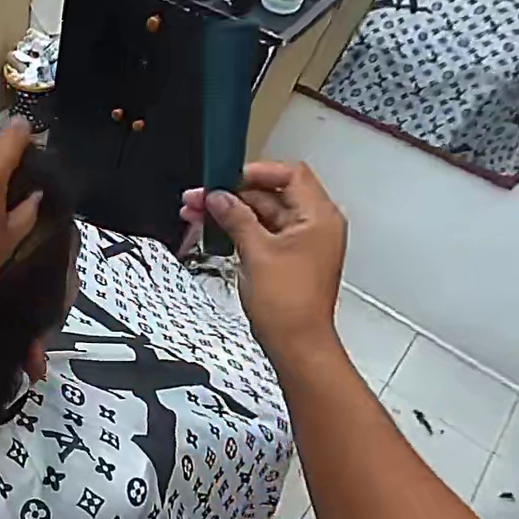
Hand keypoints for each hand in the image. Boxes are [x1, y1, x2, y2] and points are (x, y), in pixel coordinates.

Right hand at [181, 160, 346, 355]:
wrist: (296, 346)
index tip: (226, 177)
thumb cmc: (290, 307)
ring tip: (199, 213)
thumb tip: (218, 197)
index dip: (255, 172)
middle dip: (234, 195)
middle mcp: (315, 226)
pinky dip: (240, 230)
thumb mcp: (256, 253)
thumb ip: (236, 218)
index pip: (289, 174)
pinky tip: (215, 231)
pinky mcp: (288, 259)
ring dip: (232, 213)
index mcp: (319, 217)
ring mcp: (302, 243)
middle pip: (272, 194)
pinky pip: (263, 234)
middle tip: (202, 198)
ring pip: (264, 214)